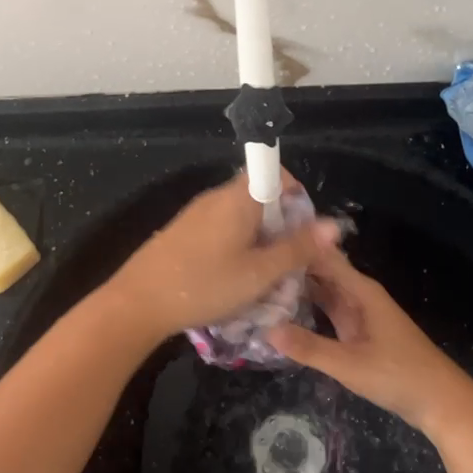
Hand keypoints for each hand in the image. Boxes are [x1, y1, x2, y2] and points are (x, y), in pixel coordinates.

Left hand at [97, 174, 339, 342]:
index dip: (295, 192)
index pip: (273, 169)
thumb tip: (333, 225)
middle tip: (291, 260)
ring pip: (241, 216)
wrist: (138, 303)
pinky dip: (237, 247)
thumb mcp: (260, 273)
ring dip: (260, 240)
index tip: (304, 226)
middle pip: (259, 195)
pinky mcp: (183, 233)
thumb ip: (297, 248)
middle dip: (282, 223)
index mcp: (238, 198)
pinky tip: (235, 280)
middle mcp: (217, 197)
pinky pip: (221, 229)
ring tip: (267, 276)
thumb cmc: (205, 285)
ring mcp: (197, 214)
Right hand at [268, 247, 472, 432]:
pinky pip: (327, 311)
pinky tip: (281, 313)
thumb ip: (309, 347)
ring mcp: (358, 314)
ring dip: (296, 289)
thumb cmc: (400, 376)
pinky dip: (307, 310)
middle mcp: (358, 295)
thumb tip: (266, 329)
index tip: (259, 240)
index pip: (322, 256)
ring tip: (256, 283)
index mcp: (360, 290)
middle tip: (248, 264)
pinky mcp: (357, 332)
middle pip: (320, 272)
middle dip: (289, 268)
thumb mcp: (350, 365)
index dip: (294, 246)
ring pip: (322, 292)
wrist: (441, 403)